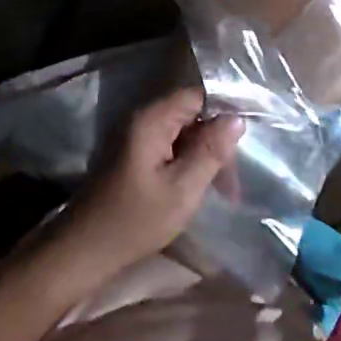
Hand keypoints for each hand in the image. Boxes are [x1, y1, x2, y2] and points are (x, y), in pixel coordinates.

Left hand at [56, 87, 243, 273]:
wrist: (89, 245)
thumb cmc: (136, 219)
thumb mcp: (182, 188)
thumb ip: (210, 151)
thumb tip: (236, 119)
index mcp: (151, 120)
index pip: (195, 95)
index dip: (225, 109)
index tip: (251, 136)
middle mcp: (142, 120)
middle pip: (191, 114)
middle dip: (217, 140)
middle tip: (235, 181)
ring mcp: (137, 137)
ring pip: (183, 133)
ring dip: (206, 155)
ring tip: (225, 191)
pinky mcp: (136, 155)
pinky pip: (171, 147)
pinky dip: (190, 162)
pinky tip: (204, 187)